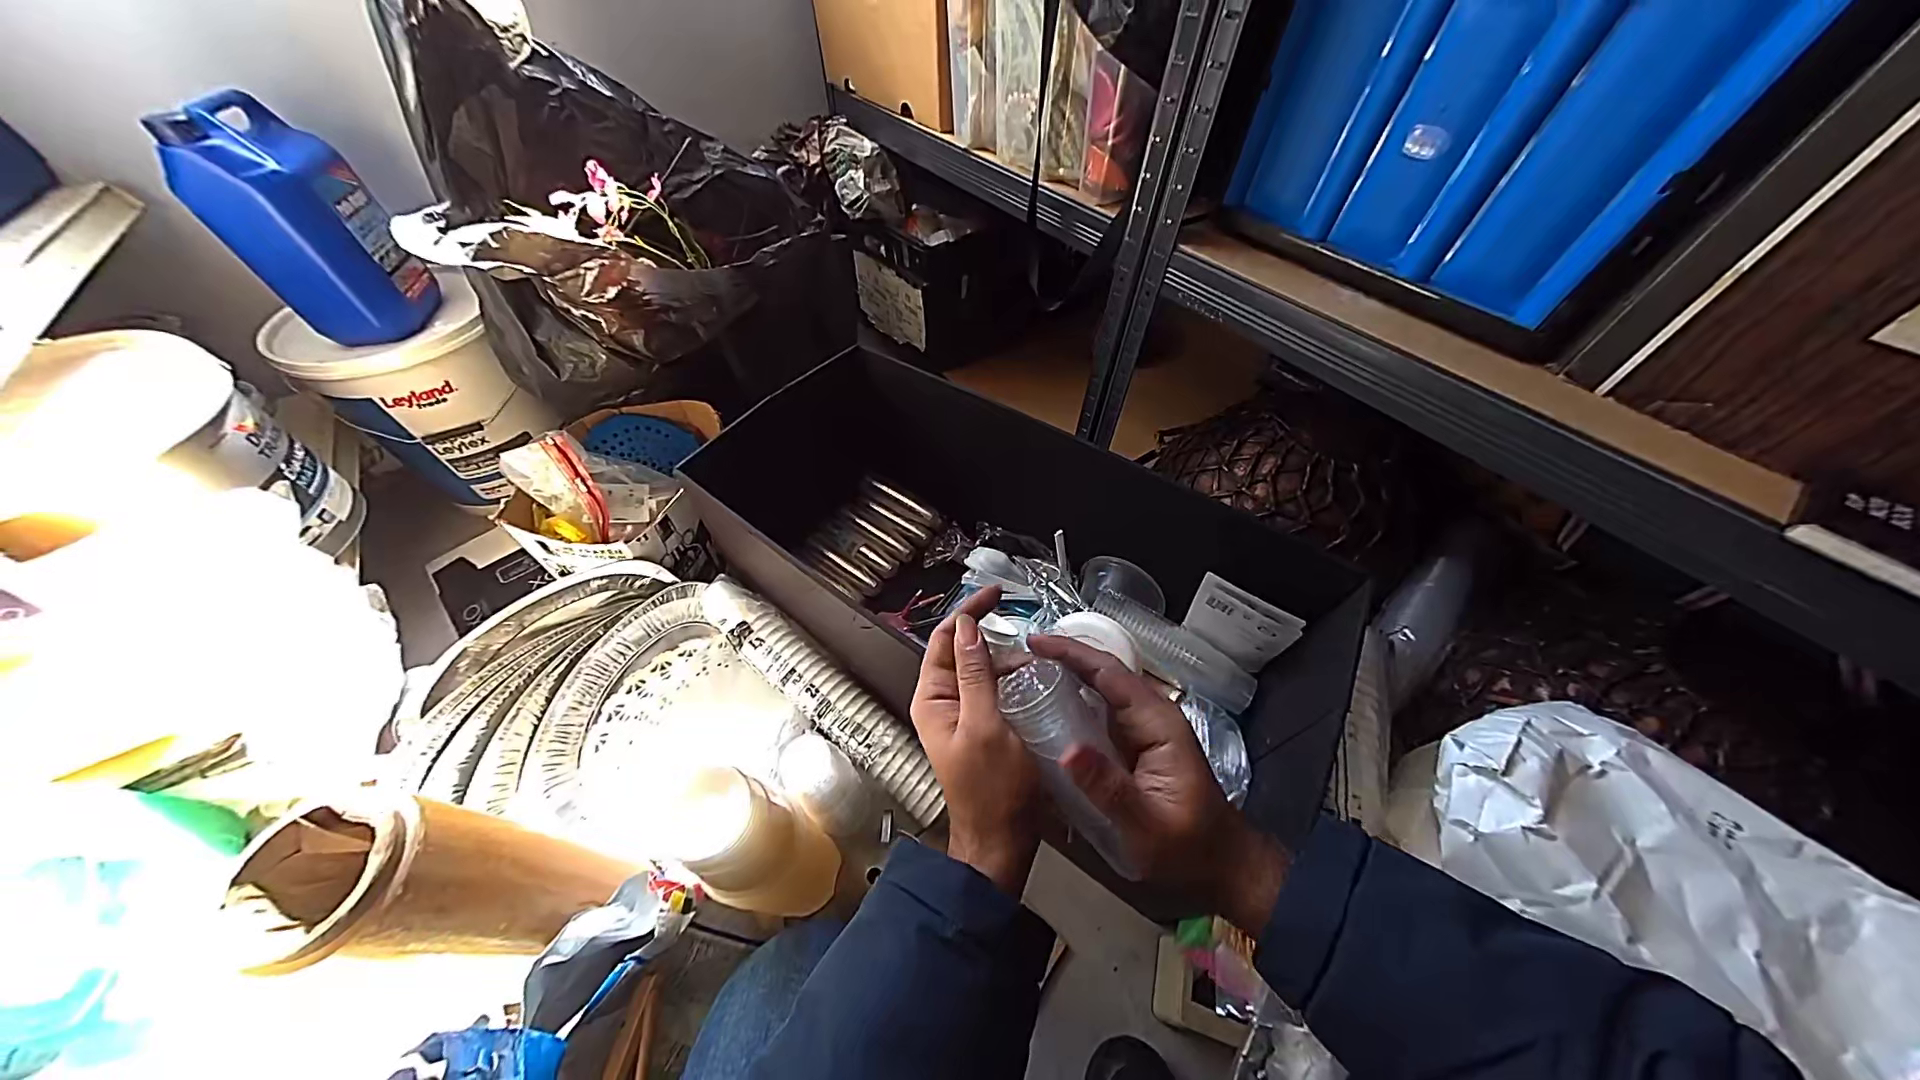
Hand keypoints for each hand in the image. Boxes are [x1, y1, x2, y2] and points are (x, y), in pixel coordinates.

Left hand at [910, 586, 1042, 894]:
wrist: (1001, 840)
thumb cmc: (992, 792)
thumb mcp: (985, 725)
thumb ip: (975, 675)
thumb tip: (968, 628)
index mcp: (933, 699)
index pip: (946, 638)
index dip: (969, 611)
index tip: (995, 595)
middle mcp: (943, 702)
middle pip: (963, 650)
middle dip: (992, 635)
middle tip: (1024, 629)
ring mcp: (963, 714)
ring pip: (982, 669)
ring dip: (1007, 659)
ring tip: (1036, 663)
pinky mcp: (983, 725)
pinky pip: (995, 689)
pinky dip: (1013, 679)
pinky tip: (1034, 683)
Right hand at [1026, 635, 1289, 932]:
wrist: (1221, 864)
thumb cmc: (1190, 848)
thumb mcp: (1146, 826)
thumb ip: (1108, 788)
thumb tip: (1067, 751)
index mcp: (1157, 722)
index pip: (1110, 672)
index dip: (1070, 653)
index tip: (1034, 643)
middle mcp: (1149, 715)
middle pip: (1102, 671)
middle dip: (1062, 657)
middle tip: (1018, 656)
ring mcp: (1141, 727)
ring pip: (1099, 687)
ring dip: (1064, 675)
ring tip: (1024, 674)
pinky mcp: (1132, 742)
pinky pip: (1098, 709)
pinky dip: (1071, 698)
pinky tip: (1045, 706)